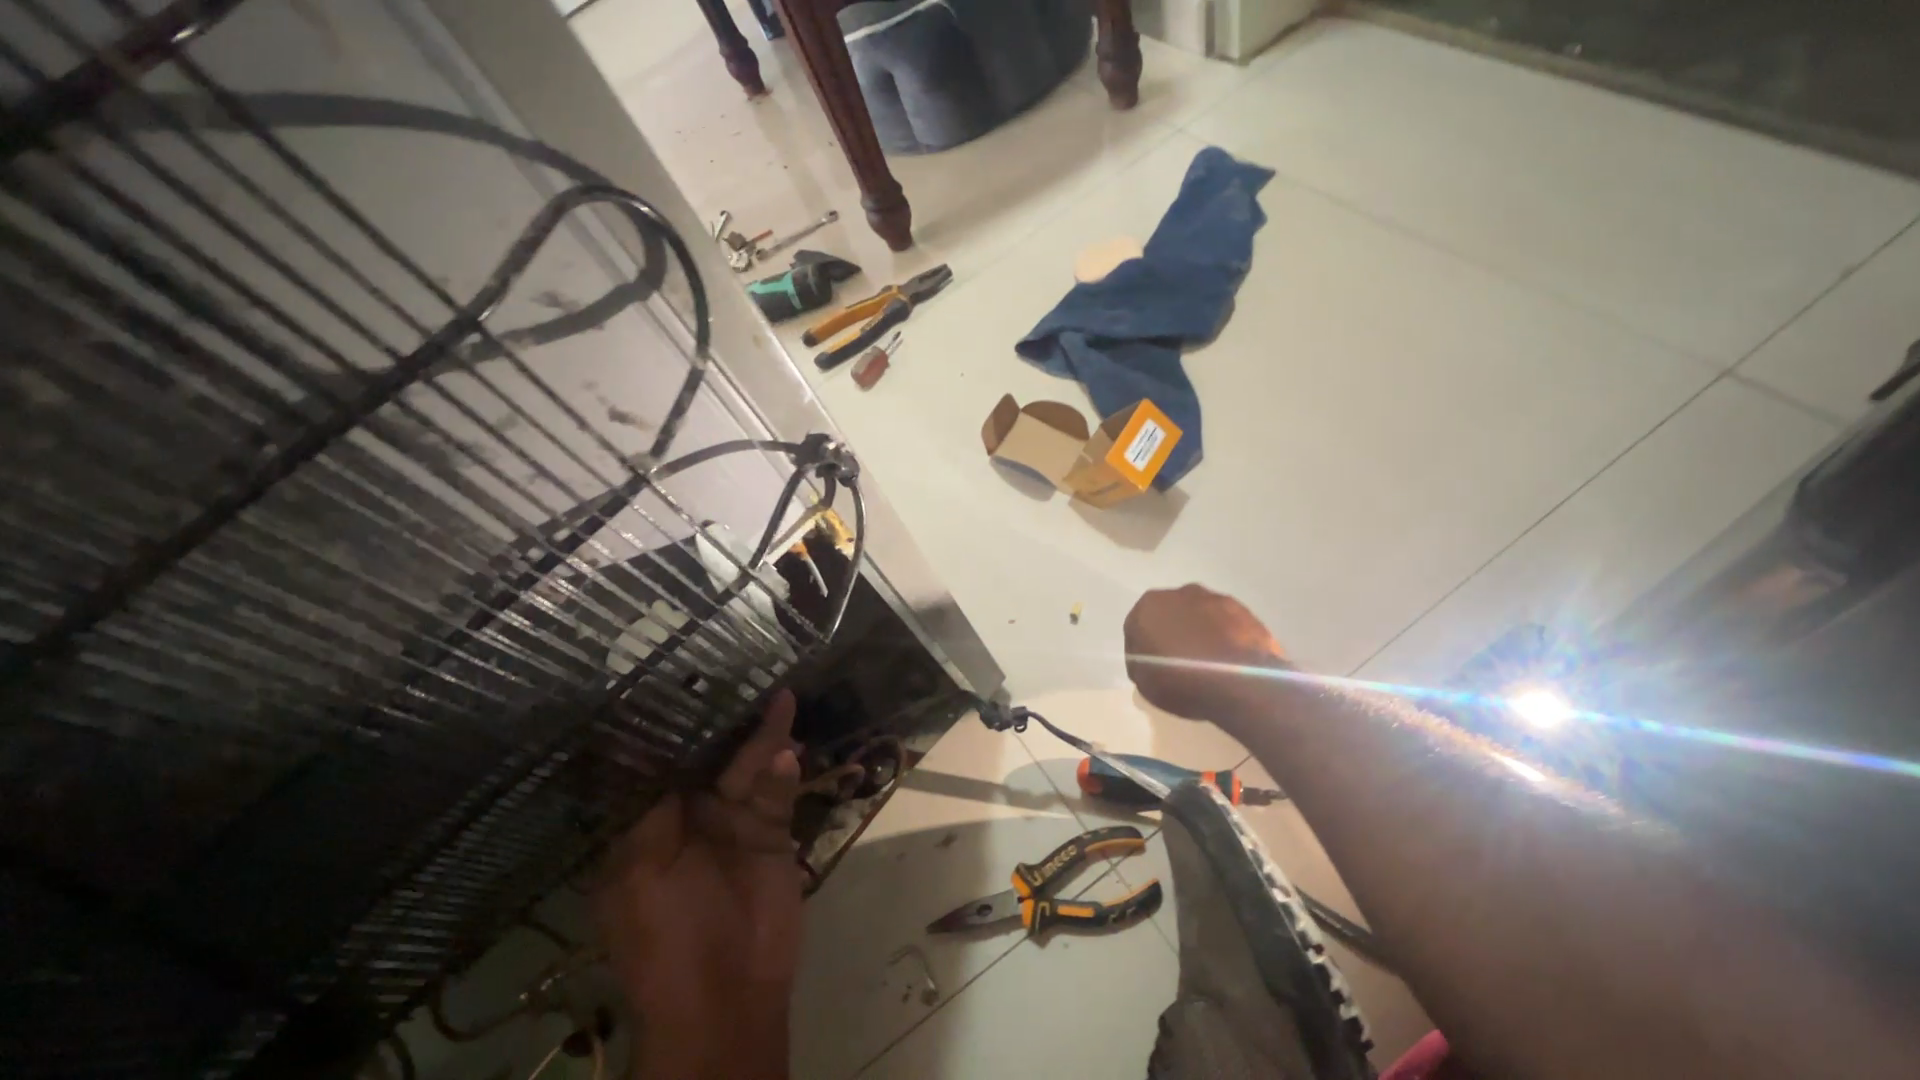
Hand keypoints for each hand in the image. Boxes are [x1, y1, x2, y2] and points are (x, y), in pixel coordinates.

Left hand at [594, 689, 802, 1078]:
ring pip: (747, 769)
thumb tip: (660, 752)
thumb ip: (652, 812)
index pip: (656, 764)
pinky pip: (777, 796)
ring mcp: (732, 826)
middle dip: (722, 722)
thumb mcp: (637, 876)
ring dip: (762, 738)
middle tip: (740, 672)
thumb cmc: (663, 941)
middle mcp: (688, 816)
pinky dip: (783, 774)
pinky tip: (789, 750)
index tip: (675, 682)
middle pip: (707, 757)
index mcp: (646, 825)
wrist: (724, 1000)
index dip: (667, 727)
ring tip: (780, 698)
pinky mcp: (771, 836)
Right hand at [1124, 585, 1289, 726]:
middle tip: (1181, 662)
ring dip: (1201, 632)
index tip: (1152, 668)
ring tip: (1209, 662)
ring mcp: (1214, 599)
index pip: (1138, 627)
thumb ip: (1141, 664)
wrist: (1238, 683)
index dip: (1144, 649)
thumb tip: (1149, 661)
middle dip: (1174, 633)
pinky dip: (1225, 637)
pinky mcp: (1244, 610)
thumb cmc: (1181, 682)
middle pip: (1171, 615)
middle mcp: (1179, 593)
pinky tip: (1229, 660)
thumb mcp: (1145, 683)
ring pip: (1201, 616)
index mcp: (1148, 607)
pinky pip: (1226, 624)